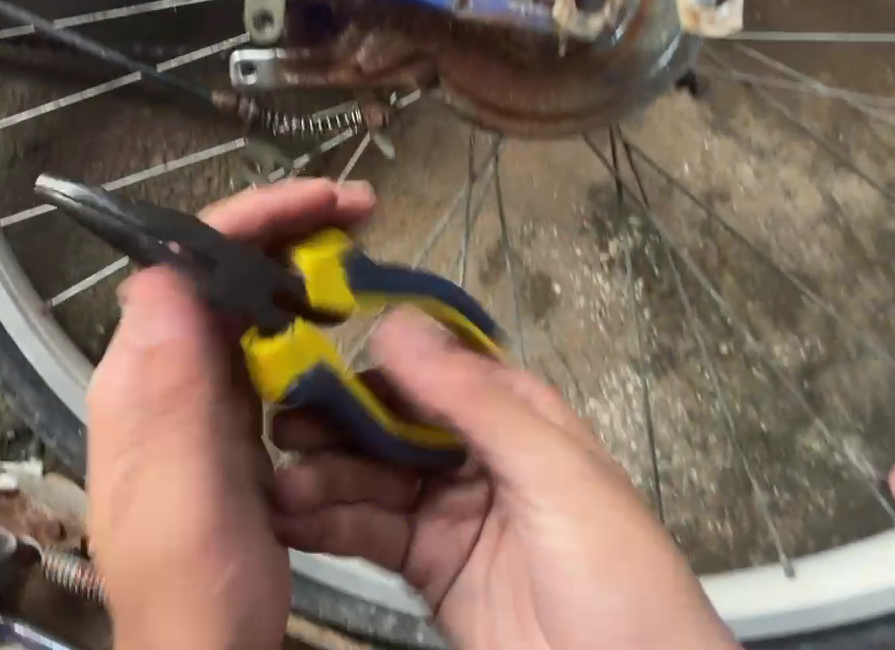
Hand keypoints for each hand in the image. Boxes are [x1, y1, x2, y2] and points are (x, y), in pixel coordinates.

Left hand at [86, 178, 376, 649]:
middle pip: (216, 269)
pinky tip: (332, 306)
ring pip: (241, 296)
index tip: (316, 203)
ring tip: (353, 239)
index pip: (183, 264)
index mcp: (139, 373)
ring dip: (293, 259)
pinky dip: (297, 309)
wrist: (205, 647)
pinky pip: (260, 339)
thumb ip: (167, 396)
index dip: (248, 222)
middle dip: (282, 226)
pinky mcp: (227, 408)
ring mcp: (194, 385)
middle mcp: (161, 366)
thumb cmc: (188, 585)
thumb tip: (160, 279)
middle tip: (355, 208)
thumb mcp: (177, 499)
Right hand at [271, 309, 737, 649]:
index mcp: (509, 411)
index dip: (370, 363)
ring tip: (282, 488)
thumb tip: (393, 321)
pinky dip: (326, 524)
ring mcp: (444, 508)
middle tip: (282, 428)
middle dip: (335, 423)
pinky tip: (289, 519)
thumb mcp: (552, 473)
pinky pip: (367, 531)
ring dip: (323, 477)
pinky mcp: (424, 563)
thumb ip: (472, 398)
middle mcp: (469, 450)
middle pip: (388, 421)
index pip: (428, 369)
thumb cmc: (612, 574)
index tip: (310, 358)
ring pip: (369, 475)